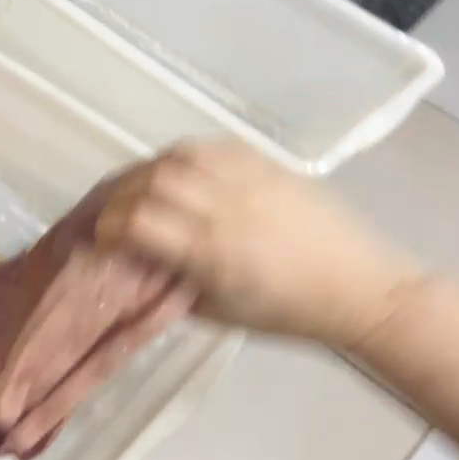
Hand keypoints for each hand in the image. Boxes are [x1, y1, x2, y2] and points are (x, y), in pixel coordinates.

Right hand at [95, 139, 420, 349]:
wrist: (359, 289)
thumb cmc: (281, 312)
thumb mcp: (212, 310)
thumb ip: (166, 281)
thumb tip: (131, 261)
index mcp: (210, 251)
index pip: (136, 222)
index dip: (107, 226)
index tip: (99, 239)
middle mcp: (226, 208)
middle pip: (151, 182)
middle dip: (117, 196)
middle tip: (109, 212)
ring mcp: (250, 182)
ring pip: (178, 157)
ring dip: (145, 171)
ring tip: (136, 188)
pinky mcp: (270, 167)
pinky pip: (213, 147)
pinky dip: (182, 156)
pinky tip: (174, 170)